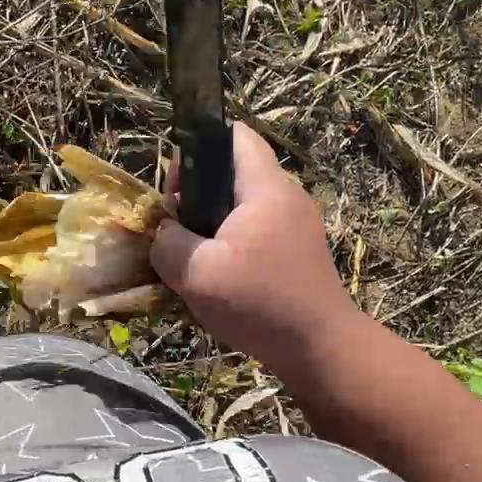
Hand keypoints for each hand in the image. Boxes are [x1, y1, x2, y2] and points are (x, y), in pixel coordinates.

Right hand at [152, 122, 359, 367]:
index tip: (175, 191)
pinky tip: (218, 277)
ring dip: (210, 226)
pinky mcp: (296, 251)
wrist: (317, 346)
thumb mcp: (195, 273)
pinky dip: (230, 244)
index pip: (233, 135)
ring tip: (194, 258)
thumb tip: (164, 234)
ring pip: (241, 206)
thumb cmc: (257, 302)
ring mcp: (295, 224)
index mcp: (265, 188)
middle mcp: (286, 196)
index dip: (197, 149)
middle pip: (233, 173)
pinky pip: (255, 231)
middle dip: (196, 195)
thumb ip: (168, 243)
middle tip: (177, 231)